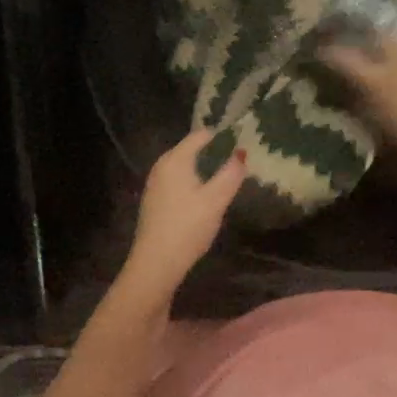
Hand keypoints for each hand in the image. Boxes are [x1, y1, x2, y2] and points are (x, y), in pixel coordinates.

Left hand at [124, 130, 245, 291]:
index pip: (201, 135)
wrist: (155, 262)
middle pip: (192, 149)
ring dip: (204, 171)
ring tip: (225, 184)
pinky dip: (192, 184)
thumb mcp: (216, 200)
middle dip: (214, 155)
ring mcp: (155, 182)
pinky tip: (204, 201)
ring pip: (185, 167)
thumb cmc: (188, 226)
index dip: (223, 138)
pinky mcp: (154, 199)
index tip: (242, 149)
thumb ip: (231, 173)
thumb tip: (241, 153)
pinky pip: (177, 181)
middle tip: (237, 168)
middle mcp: (161, 164)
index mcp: (175, 158)